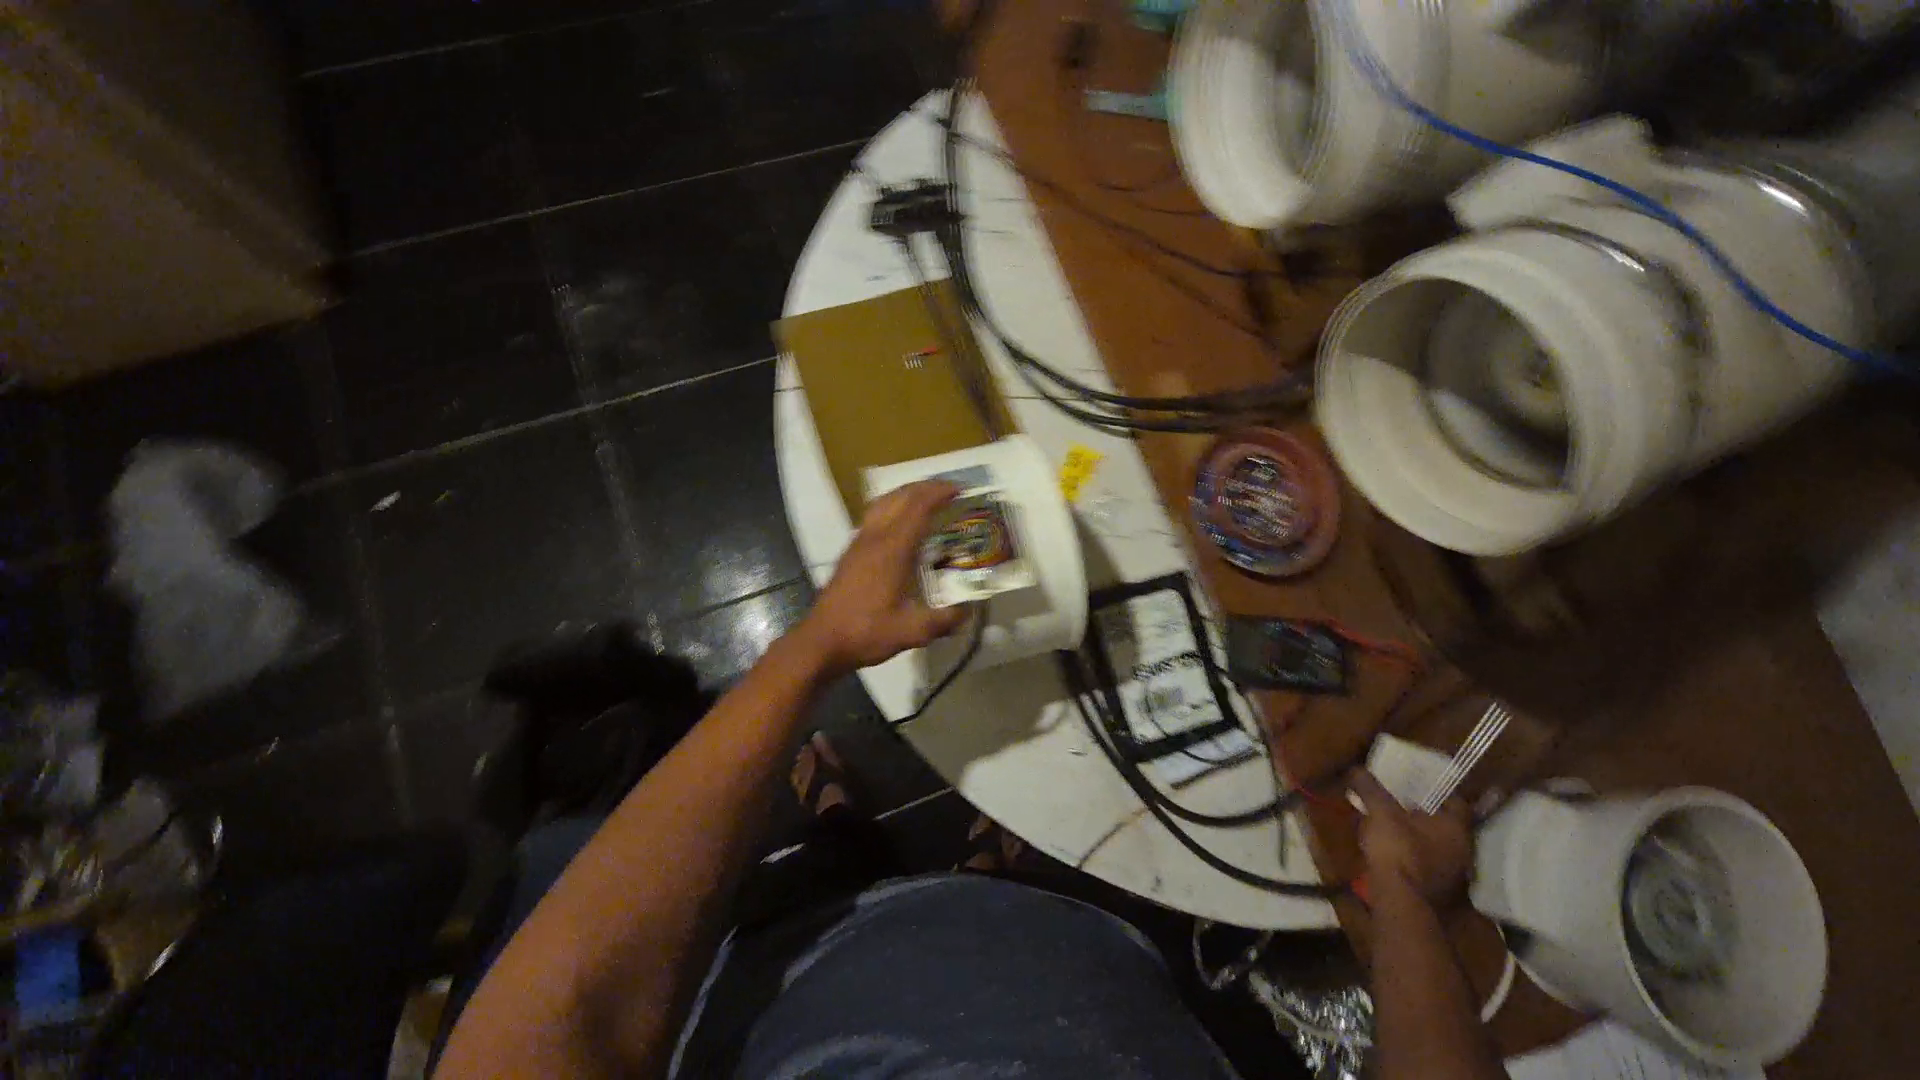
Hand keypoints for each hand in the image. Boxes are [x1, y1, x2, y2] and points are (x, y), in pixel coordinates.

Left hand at [795, 481, 969, 675]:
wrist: (822, 641)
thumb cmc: (867, 632)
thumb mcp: (913, 631)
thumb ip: (945, 620)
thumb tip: (968, 610)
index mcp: (893, 549)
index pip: (918, 507)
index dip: (939, 493)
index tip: (960, 490)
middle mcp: (874, 537)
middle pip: (900, 496)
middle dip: (926, 487)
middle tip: (949, 491)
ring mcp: (859, 542)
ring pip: (883, 502)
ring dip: (906, 494)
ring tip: (927, 500)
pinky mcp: (850, 552)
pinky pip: (874, 515)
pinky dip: (892, 507)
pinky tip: (901, 525)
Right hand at [1349, 769, 1473, 906]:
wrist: (1400, 899)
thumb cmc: (1398, 848)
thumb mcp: (1380, 812)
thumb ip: (1370, 789)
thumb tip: (1356, 768)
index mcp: (1456, 827)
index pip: (1456, 803)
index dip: (1438, 793)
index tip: (1420, 787)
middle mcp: (1463, 850)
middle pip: (1448, 827)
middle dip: (1427, 817)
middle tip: (1404, 806)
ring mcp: (1454, 875)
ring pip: (1439, 849)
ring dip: (1421, 840)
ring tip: (1395, 830)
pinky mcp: (1439, 892)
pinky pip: (1428, 867)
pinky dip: (1415, 859)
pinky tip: (1395, 855)